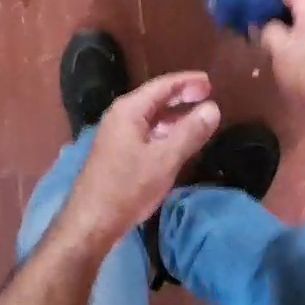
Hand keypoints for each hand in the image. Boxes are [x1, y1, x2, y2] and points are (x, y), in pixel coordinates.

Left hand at [56, 72, 222, 246]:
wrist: (91, 222)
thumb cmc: (128, 187)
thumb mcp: (165, 159)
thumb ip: (190, 132)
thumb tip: (213, 107)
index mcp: (129, 110)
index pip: (162, 85)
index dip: (187, 81)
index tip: (210, 82)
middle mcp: (121, 116)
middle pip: (156, 98)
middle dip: (182, 96)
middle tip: (208, 95)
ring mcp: (118, 135)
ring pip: (151, 117)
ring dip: (175, 116)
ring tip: (199, 118)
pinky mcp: (118, 153)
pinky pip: (147, 133)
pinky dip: (165, 132)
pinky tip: (179, 142)